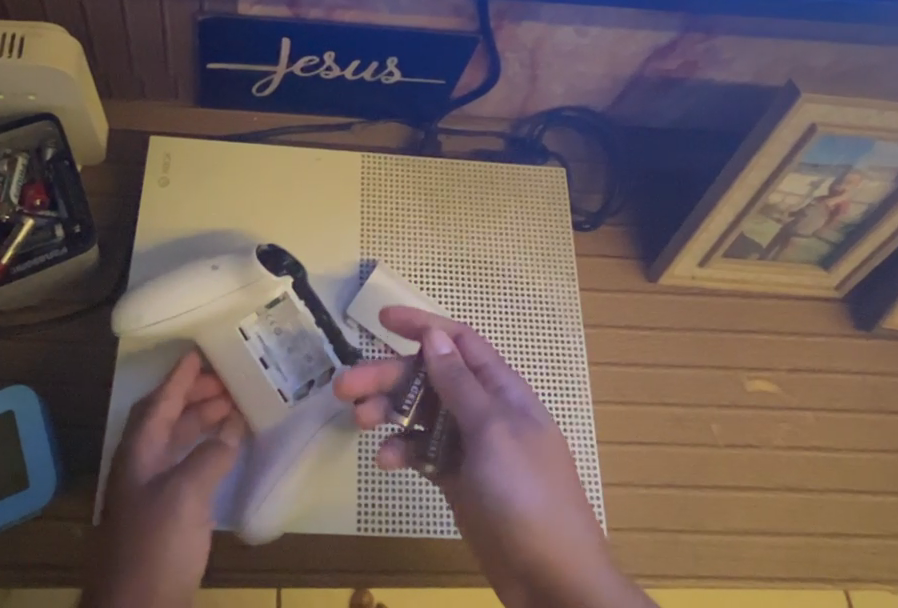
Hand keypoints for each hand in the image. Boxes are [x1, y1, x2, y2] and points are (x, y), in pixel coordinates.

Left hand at [85, 349, 245, 607]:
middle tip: (229, 379)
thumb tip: (233, 427)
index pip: (160, 400)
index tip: (201, 350)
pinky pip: (186, 463)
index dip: (180, 376)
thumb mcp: (186, 495)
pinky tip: (226, 449)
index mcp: (139, 451)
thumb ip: (211, 455)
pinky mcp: (165, 513)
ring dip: (202, 420)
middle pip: (168, 416)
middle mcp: (142, 463)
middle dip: (195, 394)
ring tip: (234, 406)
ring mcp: (151, 489)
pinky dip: (207, 448)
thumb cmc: (155, 546)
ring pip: (177, 440)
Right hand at [335, 308, 652, 607]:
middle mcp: (484, 410)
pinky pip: (423, 452)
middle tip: (344, 386)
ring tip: (356, 420)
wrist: (553, 578)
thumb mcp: (492, 431)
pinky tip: (386, 461)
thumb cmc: (527, 493)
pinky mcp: (458, 479)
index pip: (458, 341)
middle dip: (388, 376)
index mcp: (501, 389)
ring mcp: (470, 446)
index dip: (421, 326)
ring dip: (389, 412)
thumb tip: (434, 334)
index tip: (381, 319)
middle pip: (429, 378)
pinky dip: (403, 451)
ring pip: (421, 414)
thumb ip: (460, 384)